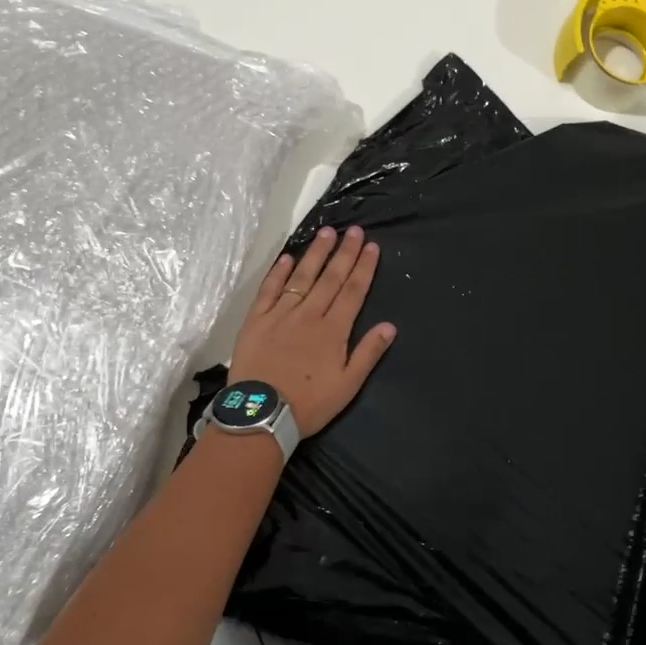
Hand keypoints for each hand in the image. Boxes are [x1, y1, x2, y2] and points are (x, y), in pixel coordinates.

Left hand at [229, 225, 396, 436]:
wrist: (260, 414)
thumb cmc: (309, 404)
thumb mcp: (348, 385)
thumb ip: (368, 353)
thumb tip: (389, 326)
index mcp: (334, 330)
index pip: (353, 291)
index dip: (364, 267)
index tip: (372, 246)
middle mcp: (309, 315)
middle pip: (330, 278)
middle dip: (345, 252)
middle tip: (354, 230)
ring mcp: (280, 315)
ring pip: (302, 277)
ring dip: (316, 254)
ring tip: (326, 232)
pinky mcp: (256, 321)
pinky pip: (269, 290)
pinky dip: (278, 273)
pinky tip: (287, 258)